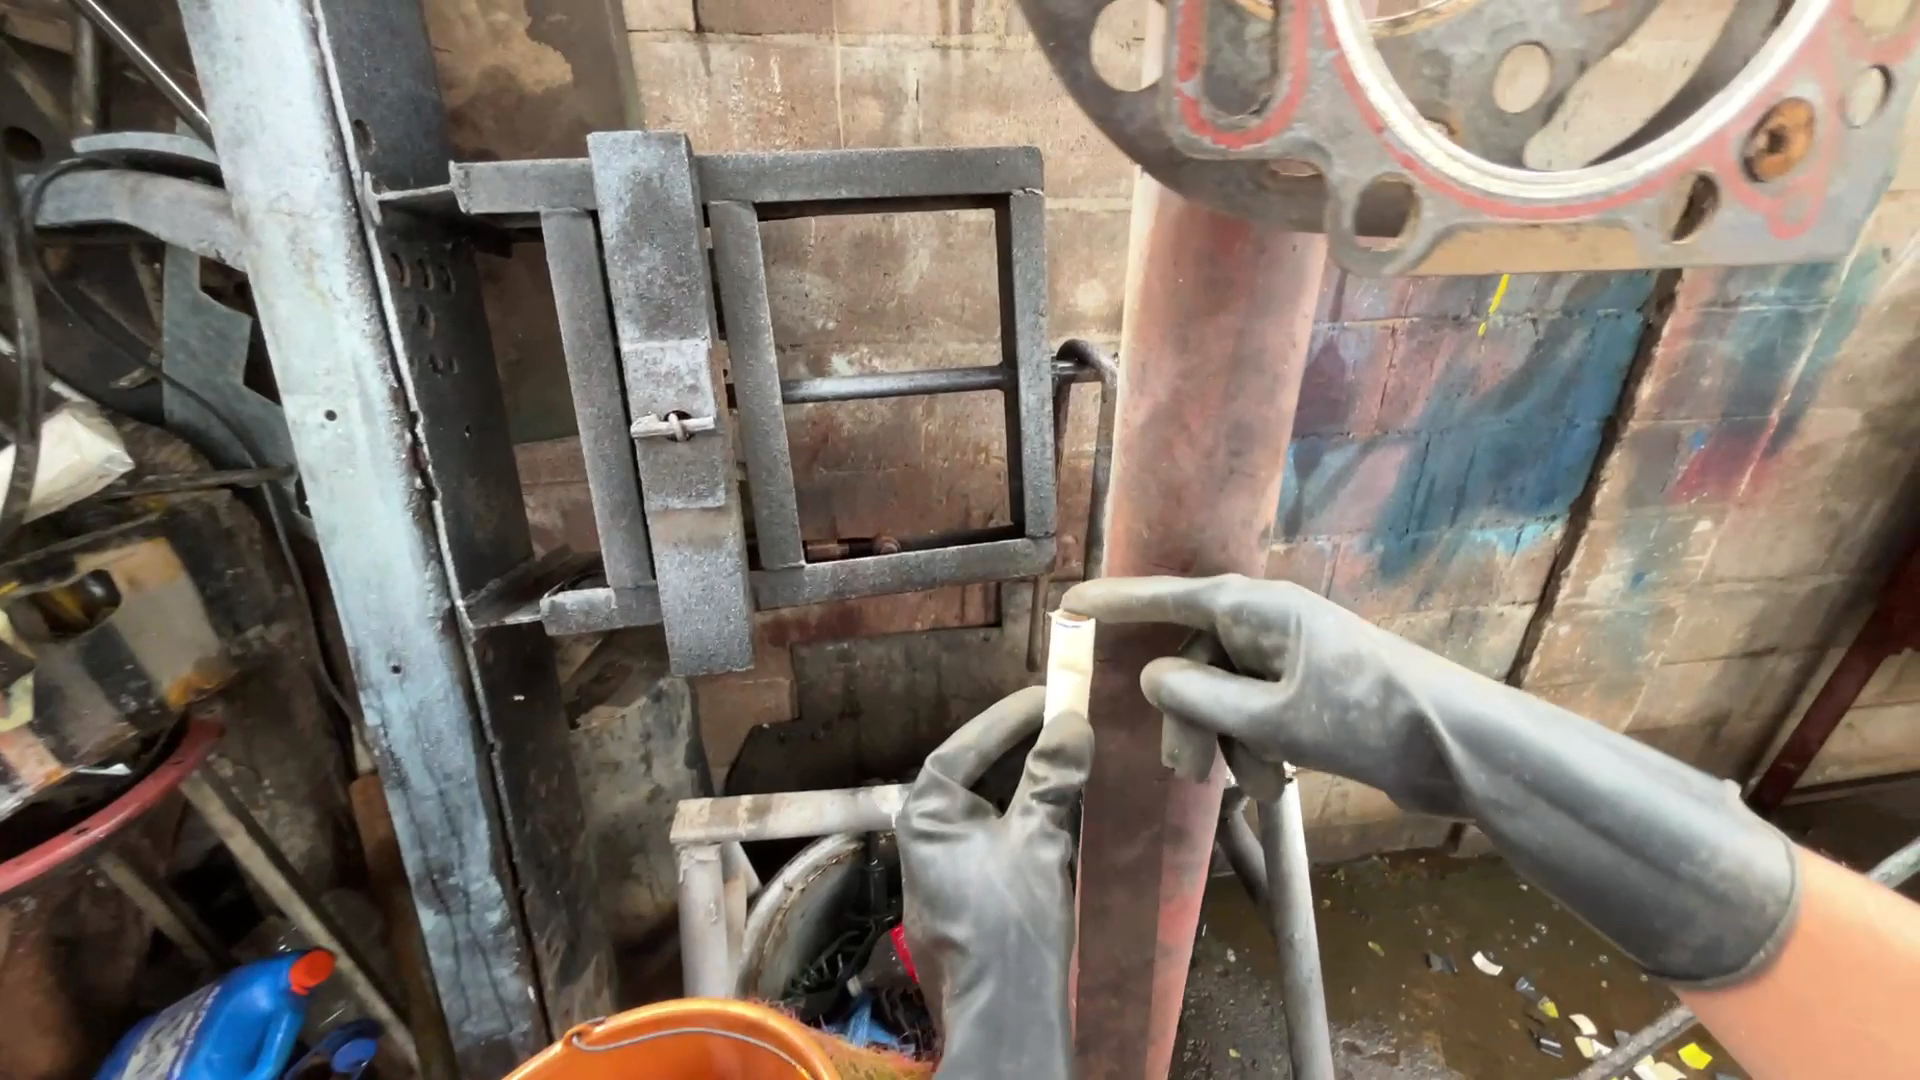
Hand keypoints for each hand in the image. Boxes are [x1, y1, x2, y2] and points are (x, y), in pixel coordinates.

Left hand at [898, 687, 1091, 1079]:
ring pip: (982, 806)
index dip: (1009, 717)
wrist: (1003, 1020)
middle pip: (971, 773)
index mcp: (926, 811)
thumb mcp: (1039, 839)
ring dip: (1021, 784)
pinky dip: (1018, 817)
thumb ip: (1051, 778)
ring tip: (1062, 758)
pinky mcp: (956, 892)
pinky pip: (987, 836)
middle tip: (1060, 724)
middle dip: (1016, 749)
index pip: (966, 745)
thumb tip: (1073, 724)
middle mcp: (921, 833)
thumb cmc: (1013, 921)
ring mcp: (936, 866)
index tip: (1048, 699)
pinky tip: (1051, 810)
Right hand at [1062, 574, 1798, 986]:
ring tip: (1255, 782)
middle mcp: (1262, 624)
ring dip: (1222, 743)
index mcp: (1257, 609)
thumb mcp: (1275, 717)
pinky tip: (1275, 778)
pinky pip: (1244, 713)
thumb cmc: (1372, 718)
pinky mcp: (1295, 690)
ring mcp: (1279, 657)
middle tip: (1191, 770)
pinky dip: (1249, 748)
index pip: (1169, 597)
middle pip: (1188, 664)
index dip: (1116, 603)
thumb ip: (1201, 699)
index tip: (1069, 604)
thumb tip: (1149, 678)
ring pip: (1214, 697)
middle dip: (1188, 720)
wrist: (1464, 752)